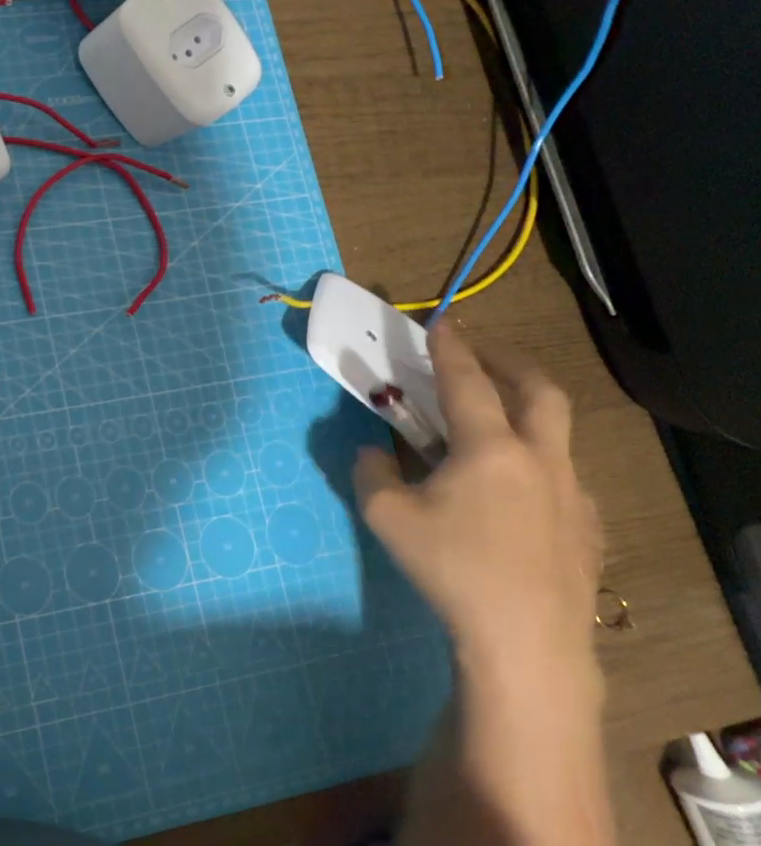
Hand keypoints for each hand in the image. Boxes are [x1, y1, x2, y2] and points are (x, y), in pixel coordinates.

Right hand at [354, 324, 602, 671]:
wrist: (525, 636)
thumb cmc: (449, 566)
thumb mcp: (386, 515)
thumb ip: (371, 472)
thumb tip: (374, 451)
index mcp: (489, 448)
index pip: (467, 382)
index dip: (450, 348)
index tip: (440, 321)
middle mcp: (539, 458)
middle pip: (538, 390)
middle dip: (507, 361)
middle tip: (478, 350)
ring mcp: (571, 490)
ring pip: (555, 430)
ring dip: (524, 407)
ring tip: (490, 415)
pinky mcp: (585, 523)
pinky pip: (560, 471)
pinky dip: (533, 454)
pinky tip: (508, 481)